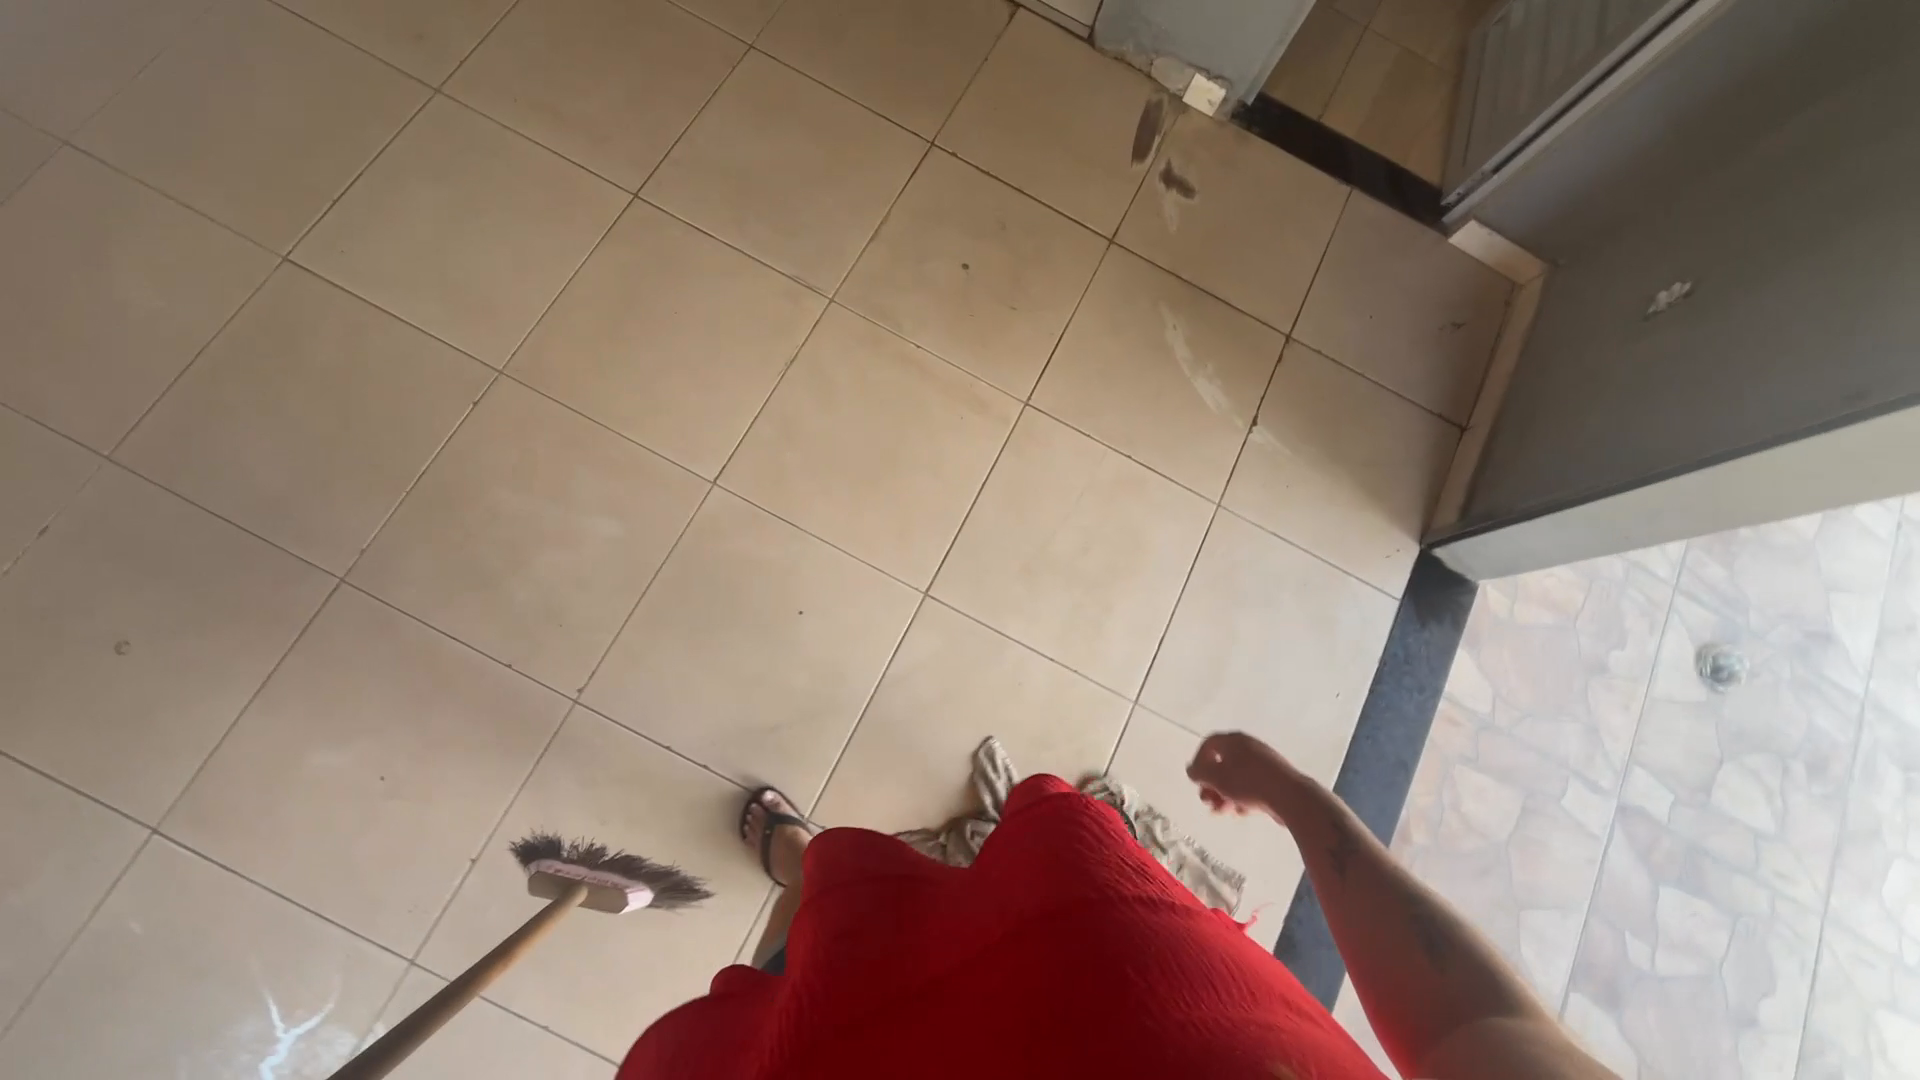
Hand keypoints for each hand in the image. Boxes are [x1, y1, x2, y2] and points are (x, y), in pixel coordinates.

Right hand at [1186, 732, 1298, 818]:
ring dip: (1225, 795)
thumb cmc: (1247, 782)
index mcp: (1233, 740)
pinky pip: (1251, 785)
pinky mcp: (1275, 778)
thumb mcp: (1215, 778)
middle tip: (1207, 800)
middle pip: (1222, 764)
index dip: (1198, 762)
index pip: (1208, 744)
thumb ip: (1199, 773)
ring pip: (1236, 778)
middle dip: (1212, 785)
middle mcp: (1248, 746)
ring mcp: (1263, 762)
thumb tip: (1192, 770)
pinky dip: (1242, 797)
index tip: (1196, 780)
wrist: (1289, 796)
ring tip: (1223, 811)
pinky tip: (1241, 812)